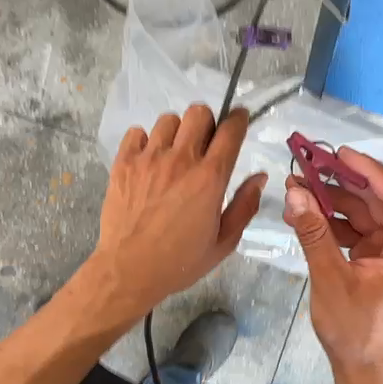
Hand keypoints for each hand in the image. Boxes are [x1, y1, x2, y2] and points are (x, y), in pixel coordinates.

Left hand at [75, 105, 267, 326]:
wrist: (128, 271)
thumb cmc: (179, 262)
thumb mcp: (223, 243)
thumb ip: (245, 207)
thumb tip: (259, 177)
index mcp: (209, 178)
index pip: (230, 130)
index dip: (239, 120)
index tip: (239, 122)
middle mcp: (180, 160)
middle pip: (199, 113)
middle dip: (207, 123)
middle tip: (203, 145)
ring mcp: (148, 159)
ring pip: (168, 120)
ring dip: (176, 133)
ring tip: (173, 155)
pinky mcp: (123, 164)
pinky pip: (136, 133)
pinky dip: (144, 141)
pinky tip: (148, 161)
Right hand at [282, 147, 382, 371]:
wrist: (360, 363)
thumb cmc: (352, 327)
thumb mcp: (329, 278)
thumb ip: (314, 233)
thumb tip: (294, 194)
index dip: (369, 171)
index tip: (341, 154)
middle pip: (379, 200)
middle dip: (344, 181)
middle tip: (310, 164)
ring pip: (364, 212)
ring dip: (333, 199)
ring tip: (298, 186)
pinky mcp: (376, 258)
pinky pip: (356, 229)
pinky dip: (332, 220)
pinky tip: (306, 211)